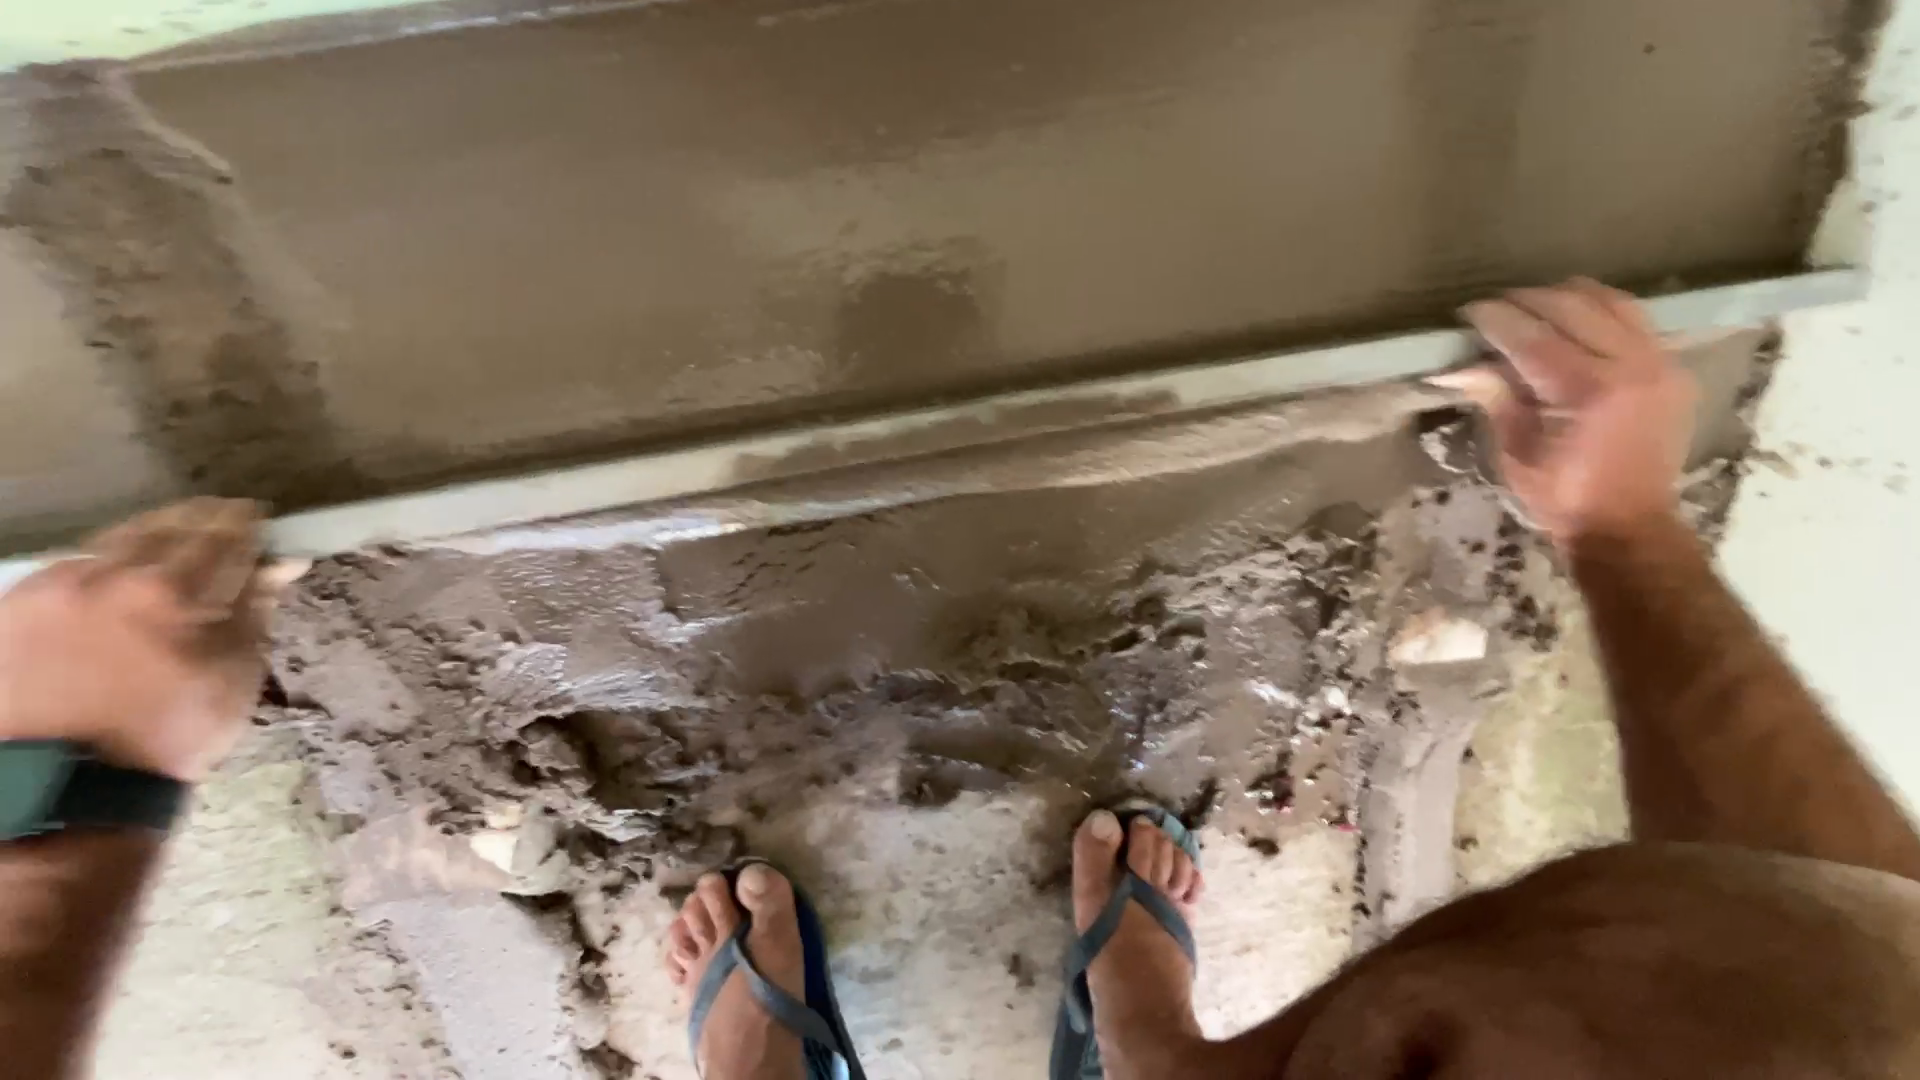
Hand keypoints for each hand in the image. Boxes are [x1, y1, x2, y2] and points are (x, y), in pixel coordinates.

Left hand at [0, 498, 307, 781]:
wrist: (63, 785)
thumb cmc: (174, 729)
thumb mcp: (237, 670)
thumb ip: (255, 608)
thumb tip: (282, 563)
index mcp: (170, 592)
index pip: (221, 536)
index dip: (246, 522)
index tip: (261, 516)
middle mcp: (104, 577)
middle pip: (160, 526)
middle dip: (197, 518)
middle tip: (223, 515)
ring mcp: (48, 592)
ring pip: (107, 541)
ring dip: (147, 533)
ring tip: (171, 536)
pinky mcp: (9, 613)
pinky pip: (65, 567)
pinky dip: (101, 559)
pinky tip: (115, 569)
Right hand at [1437, 279, 1696, 543]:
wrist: (1628, 522)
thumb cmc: (1560, 495)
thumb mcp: (1515, 450)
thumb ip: (1496, 398)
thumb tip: (1454, 369)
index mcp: (1586, 391)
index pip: (1532, 337)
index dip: (1496, 319)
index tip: (1467, 311)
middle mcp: (1631, 365)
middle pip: (1573, 308)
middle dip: (1528, 301)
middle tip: (1495, 306)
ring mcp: (1660, 363)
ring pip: (1612, 303)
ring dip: (1568, 297)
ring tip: (1534, 303)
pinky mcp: (1673, 369)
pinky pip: (1635, 321)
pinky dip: (1600, 312)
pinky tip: (1575, 321)